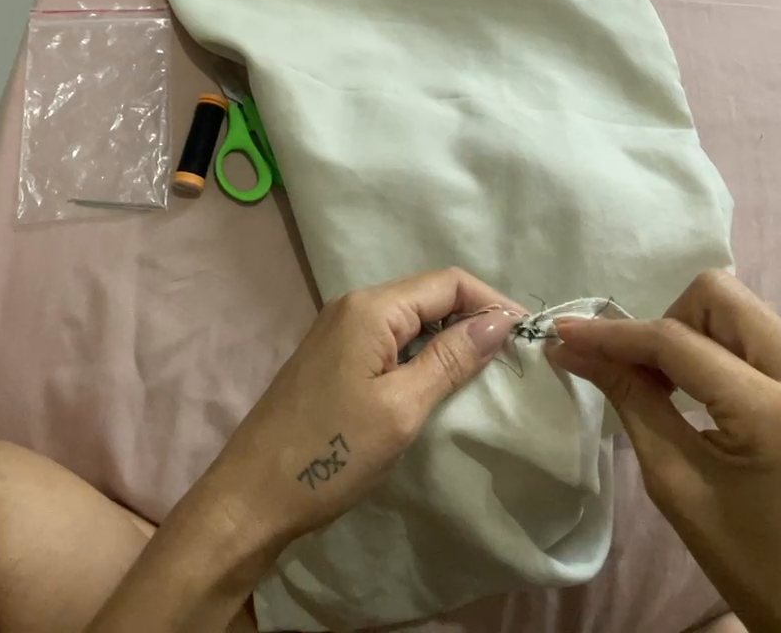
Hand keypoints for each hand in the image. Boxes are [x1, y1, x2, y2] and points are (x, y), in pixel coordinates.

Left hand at [194, 266, 523, 550]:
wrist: (252, 496)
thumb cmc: (331, 452)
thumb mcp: (402, 408)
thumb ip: (451, 359)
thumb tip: (500, 322)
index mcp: (371, 308)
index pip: (448, 282)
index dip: (492, 302)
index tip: (528, 337)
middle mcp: (353, 306)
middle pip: (429, 295)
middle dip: (474, 318)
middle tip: (513, 357)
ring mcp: (339, 331)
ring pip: (410, 318)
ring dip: (449, 337)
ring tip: (486, 371)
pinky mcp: (333, 357)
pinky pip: (389, 339)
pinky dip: (422, 352)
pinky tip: (440, 380)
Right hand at [547, 269, 780, 632]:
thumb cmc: (748, 563)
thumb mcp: (674, 482)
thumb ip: (628, 398)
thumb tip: (572, 348)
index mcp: (776, 415)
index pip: (677, 342)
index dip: (614, 335)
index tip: (566, 334)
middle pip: (720, 296)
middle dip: (667, 321)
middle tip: (643, 371)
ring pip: (743, 308)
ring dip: (694, 331)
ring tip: (672, 384)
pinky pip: (765, 335)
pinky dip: (723, 347)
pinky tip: (708, 391)